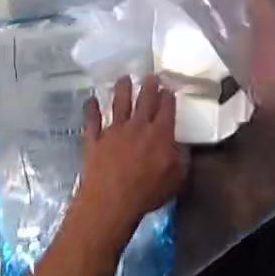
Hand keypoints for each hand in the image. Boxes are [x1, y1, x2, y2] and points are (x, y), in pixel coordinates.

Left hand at [67, 77, 187, 243]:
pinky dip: (91, 108)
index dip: (168, 97)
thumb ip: (182, 158)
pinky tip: (90, 99)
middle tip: (150, 75)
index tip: (168, 88)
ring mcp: (113, 130)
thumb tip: (183, 146)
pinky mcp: (94, 138)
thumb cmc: (147, 191)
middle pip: (144, 100)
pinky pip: (92, 119)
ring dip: (122, 89)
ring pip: (119, 103)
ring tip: (124, 78)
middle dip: (149, 86)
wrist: (112, 199)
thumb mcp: (177, 178)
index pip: (166, 109)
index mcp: (160, 133)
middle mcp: (137, 126)